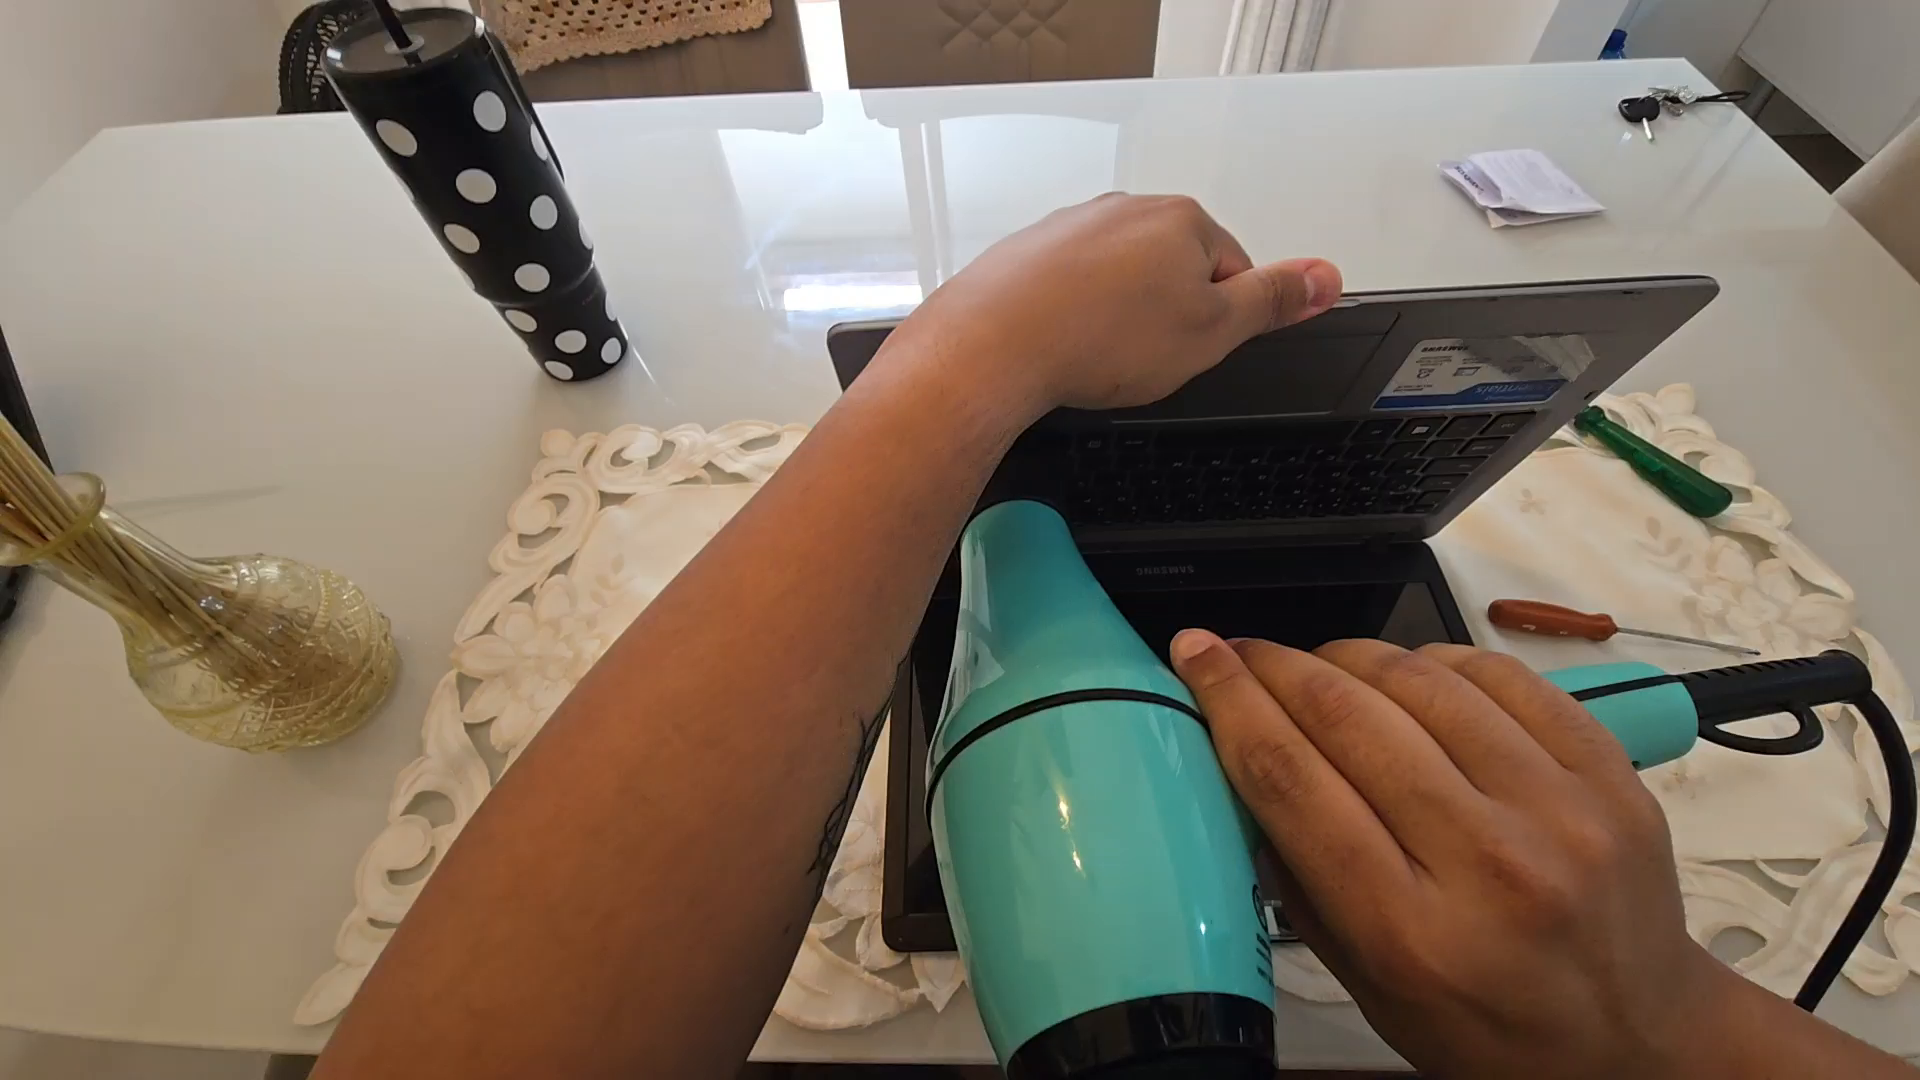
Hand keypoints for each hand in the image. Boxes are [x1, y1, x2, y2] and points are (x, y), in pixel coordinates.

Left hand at [880, 193, 1341, 416]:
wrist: (998, 345)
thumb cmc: (1099, 337)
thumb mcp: (1210, 331)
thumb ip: (1272, 302)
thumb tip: (1325, 278)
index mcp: (1181, 222)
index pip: (1230, 267)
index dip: (1218, 321)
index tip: (1192, 348)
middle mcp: (1124, 211)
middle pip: (1168, 272)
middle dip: (1164, 317)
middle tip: (1142, 358)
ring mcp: (1070, 229)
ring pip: (1113, 282)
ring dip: (1113, 318)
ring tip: (1095, 356)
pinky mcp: (1027, 256)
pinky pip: (1065, 291)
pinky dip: (1068, 317)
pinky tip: (1059, 345)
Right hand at [1169, 633, 1733, 1078]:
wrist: (1645, 1045)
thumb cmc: (1476, 1021)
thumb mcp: (1353, 971)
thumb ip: (1287, 863)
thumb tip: (1236, 748)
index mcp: (1406, 926)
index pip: (1288, 775)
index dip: (1227, 697)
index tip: (1194, 652)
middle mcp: (1487, 861)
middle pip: (1343, 714)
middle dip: (1272, 664)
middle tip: (1241, 651)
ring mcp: (1561, 809)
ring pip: (1414, 678)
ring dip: (1343, 654)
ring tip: (1319, 669)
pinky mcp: (1608, 774)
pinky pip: (1493, 672)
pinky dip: (1428, 658)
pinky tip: (1404, 677)